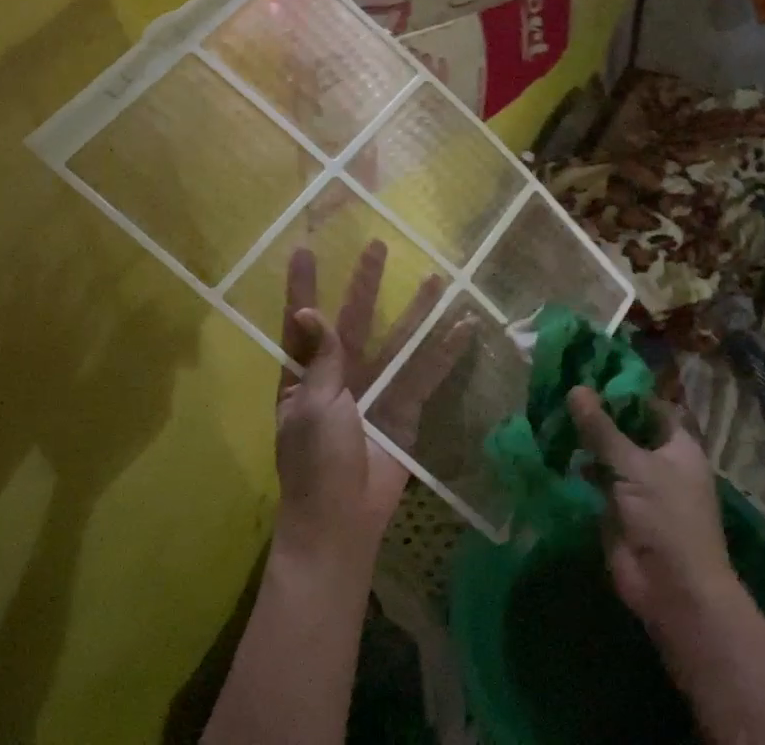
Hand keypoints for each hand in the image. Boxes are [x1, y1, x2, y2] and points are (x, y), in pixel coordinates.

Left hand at [273, 241, 466, 565]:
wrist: (342, 517)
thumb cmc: (315, 460)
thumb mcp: (312, 405)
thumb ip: (321, 358)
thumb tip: (309, 311)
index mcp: (302, 377)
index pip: (301, 322)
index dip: (303, 287)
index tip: (304, 249)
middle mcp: (338, 377)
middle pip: (354, 320)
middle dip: (366, 285)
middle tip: (379, 245)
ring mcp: (374, 391)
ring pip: (396, 341)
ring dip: (416, 312)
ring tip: (437, 278)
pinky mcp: (405, 410)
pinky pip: (426, 375)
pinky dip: (445, 353)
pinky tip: (463, 327)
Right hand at [568, 386, 738, 634]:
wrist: (672, 589)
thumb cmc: (667, 518)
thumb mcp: (634, 466)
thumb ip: (602, 430)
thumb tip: (576, 389)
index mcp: (678, 446)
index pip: (650, 407)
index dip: (623, 391)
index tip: (588, 372)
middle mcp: (659, 463)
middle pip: (626, 431)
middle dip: (596, 415)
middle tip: (558, 389)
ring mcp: (637, 489)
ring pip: (607, 457)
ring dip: (583, 443)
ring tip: (547, 415)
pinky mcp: (616, 512)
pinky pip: (594, 484)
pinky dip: (576, 471)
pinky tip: (550, 454)